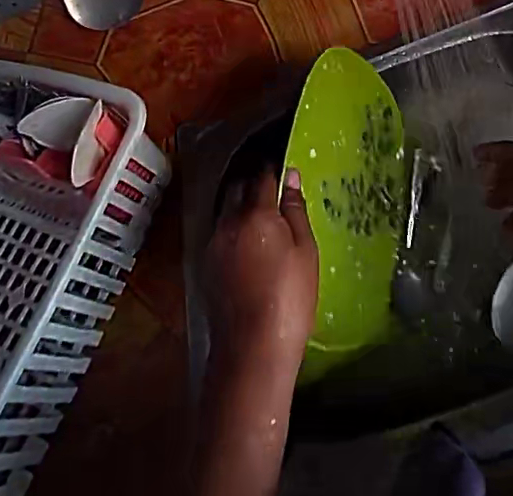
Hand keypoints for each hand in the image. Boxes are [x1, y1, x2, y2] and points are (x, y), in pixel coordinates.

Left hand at [204, 167, 318, 371]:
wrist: (253, 347)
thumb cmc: (290, 299)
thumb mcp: (306, 252)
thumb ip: (295, 211)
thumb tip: (290, 177)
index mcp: (256, 214)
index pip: (261, 177)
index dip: (271, 169)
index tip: (279, 167)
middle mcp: (229, 221)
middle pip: (237, 189)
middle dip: (251, 183)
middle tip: (270, 189)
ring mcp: (214, 242)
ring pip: (226, 210)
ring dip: (240, 206)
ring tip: (260, 217)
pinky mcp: (207, 263)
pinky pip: (220, 232)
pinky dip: (233, 229)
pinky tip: (247, 244)